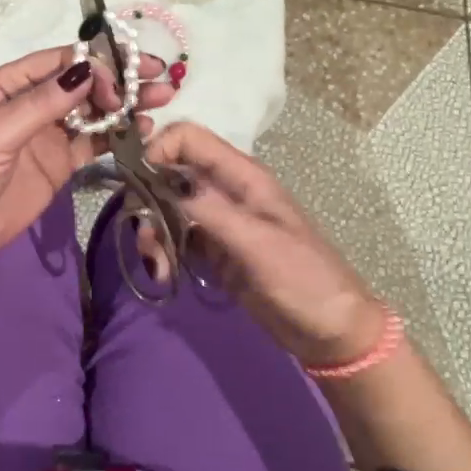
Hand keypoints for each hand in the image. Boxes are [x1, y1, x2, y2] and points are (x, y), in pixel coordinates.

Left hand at [0, 46, 174, 266]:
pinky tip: (141, 130)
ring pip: (92, 111)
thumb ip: (41, 104)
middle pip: (80, 83)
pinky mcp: (58, 164)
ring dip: (123, 104)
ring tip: (160, 101)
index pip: (57, 62)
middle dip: (118, 79)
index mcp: (7, 86)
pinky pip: (92, 143)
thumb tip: (86, 71)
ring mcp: (46, 134)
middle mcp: (30, 103)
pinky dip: (117, 135)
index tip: (129, 70)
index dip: (94, 62)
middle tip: (160, 79)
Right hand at [146, 123, 382, 365]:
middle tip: (142, 232)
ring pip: (166, 206)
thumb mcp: (256, 241)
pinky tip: (163, 273)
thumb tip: (160, 184)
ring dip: (152, 229)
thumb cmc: (303, 278)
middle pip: (169, 172)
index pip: (188, 138)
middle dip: (147, 197)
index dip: (158, 148)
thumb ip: (207, 209)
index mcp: (241, 175)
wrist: (333, 333)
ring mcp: (218, 220)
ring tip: (155, 263)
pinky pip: (175, 237)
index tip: (137, 180)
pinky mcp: (213, 249)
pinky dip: (163, 250)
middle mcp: (225, 189)